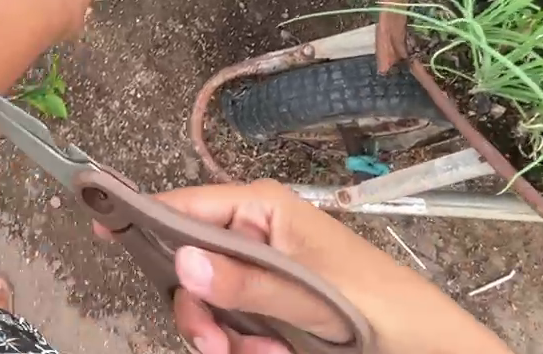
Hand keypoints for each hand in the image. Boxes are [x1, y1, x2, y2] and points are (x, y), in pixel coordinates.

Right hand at [141, 181, 511, 353]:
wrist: (440, 353)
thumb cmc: (383, 308)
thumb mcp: (315, 297)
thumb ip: (248, 282)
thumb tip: (181, 261)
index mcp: (263, 207)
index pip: (188, 204)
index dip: (144, 214)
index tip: (102, 225)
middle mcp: (254, 229)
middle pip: (191, 259)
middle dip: (198, 306)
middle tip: (213, 348)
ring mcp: (262, 267)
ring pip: (209, 296)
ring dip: (225, 334)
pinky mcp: (271, 302)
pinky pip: (233, 321)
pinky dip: (245, 345)